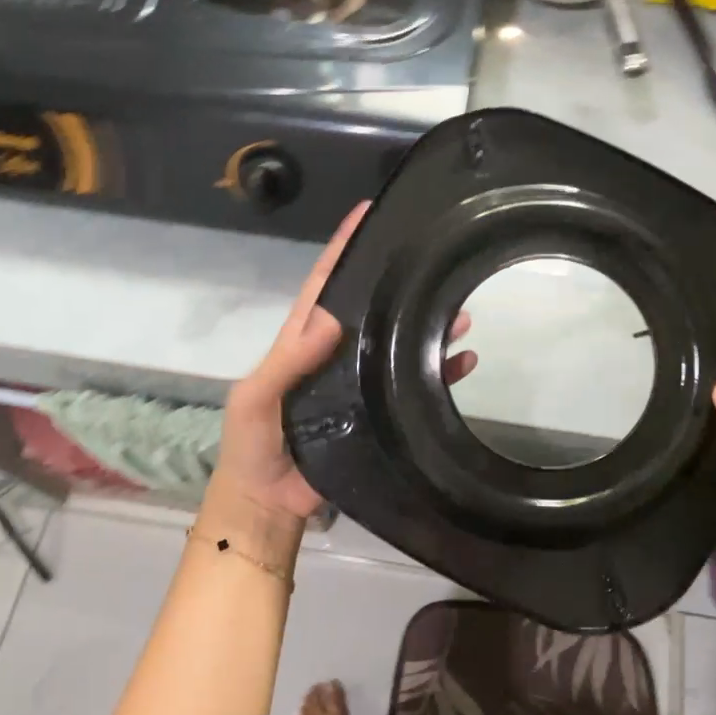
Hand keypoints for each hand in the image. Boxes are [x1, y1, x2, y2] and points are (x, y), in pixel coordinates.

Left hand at [212, 203, 476, 522]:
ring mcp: (360, 383)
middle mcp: (336, 354)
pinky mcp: (379, 415)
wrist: (266, 501)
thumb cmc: (251, 444)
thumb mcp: (256, 397)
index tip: (367, 213)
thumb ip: (287, 362)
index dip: (343, 248)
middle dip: (401, 286)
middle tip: (434, 263)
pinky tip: (465, 361)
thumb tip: (332, 320)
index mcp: (301, 341)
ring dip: (428, 326)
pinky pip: (414, 387)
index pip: (324, 285)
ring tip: (462, 313)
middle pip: (372, 310)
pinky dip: (442, 373)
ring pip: (400, 344)